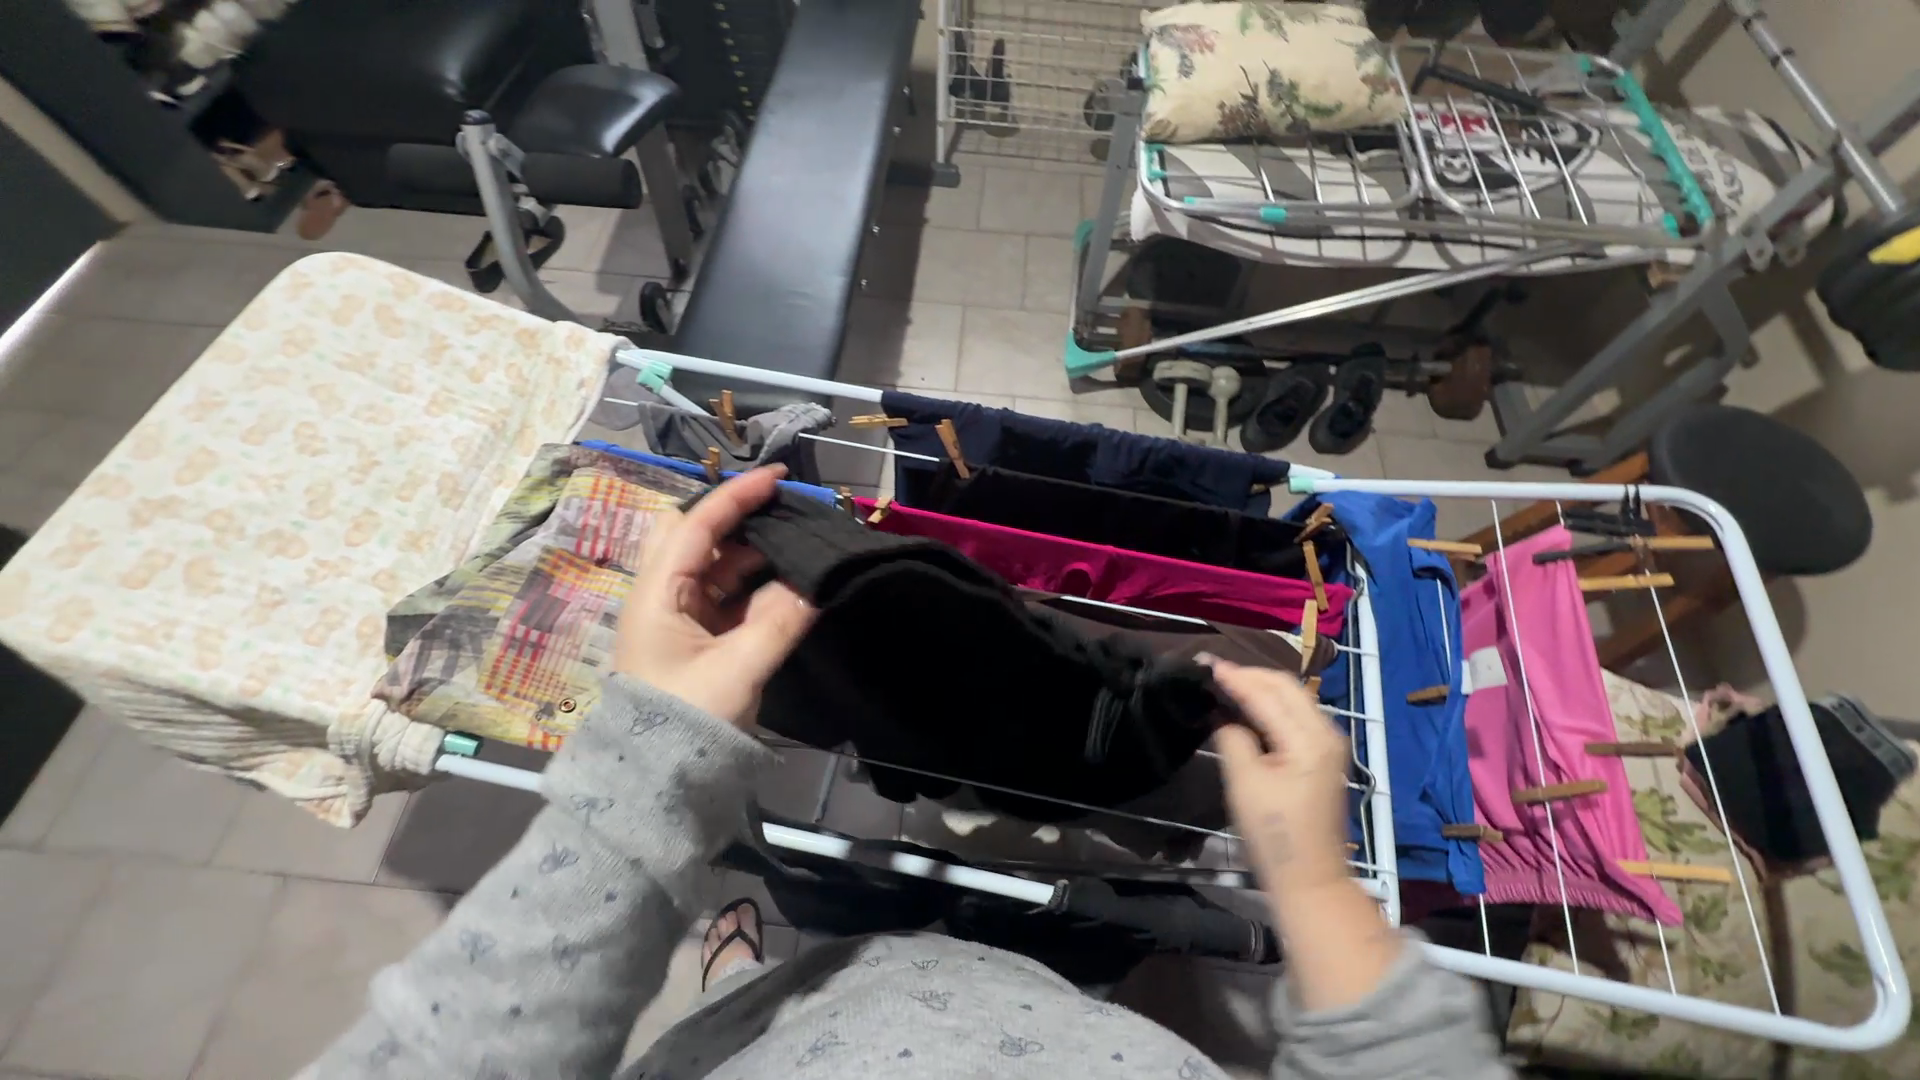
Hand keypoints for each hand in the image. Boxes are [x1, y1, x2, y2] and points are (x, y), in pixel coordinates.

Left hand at [613, 467, 815, 726]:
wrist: (656, 780)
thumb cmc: (687, 718)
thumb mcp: (737, 670)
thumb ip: (778, 622)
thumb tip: (814, 586)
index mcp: (658, 593)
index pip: (697, 526)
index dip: (737, 496)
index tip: (778, 477)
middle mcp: (662, 594)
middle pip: (695, 535)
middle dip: (737, 518)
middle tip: (782, 512)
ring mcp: (678, 615)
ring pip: (713, 564)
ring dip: (751, 551)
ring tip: (794, 544)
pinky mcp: (694, 636)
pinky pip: (725, 594)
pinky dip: (753, 582)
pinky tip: (785, 582)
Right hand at [1210, 658, 1353, 898]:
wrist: (1311, 877)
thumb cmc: (1275, 834)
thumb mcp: (1245, 783)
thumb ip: (1233, 738)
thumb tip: (1224, 715)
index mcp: (1308, 739)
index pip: (1267, 694)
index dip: (1234, 677)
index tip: (1204, 663)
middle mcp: (1326, 732)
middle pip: (1285, 686)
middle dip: (1249, 674)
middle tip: (1212, 670)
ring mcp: (1328, 743)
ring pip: (1292, 697)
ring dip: (1259, 686)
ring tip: (1225, 682)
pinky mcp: (1322, 754)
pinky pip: (1294, 713)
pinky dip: (1270, 703)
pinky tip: (1246, 705)